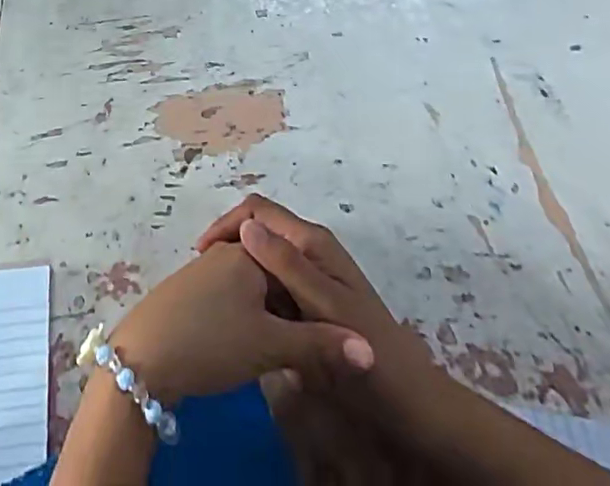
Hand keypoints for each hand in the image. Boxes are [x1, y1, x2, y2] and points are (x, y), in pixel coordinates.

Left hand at [105, 242, 374, 404]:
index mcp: (248, 252)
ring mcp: (204, 270)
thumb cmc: (210, 341)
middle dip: (291, 309)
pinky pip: (231, 298)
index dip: (314, 298)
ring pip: (253, 289)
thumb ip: (322, 345)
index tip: (322, 332)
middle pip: (275, 275)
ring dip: (268, 317)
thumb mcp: (271, 346)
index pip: (296, 263)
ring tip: (275, 351)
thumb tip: (373, 353)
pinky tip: (245, 348)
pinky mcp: (189, 291)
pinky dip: (245, 319)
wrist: (143, 357)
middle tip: (300, 348)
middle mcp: (225, 252)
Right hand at [197, 195, 436, 389]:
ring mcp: (310, 272)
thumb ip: (286, 265)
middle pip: (258, 228)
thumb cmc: (365, 347)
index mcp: (312, 242)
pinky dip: (253, 288)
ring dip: (239, 268)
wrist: (407, 399)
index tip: (201, 254)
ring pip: (262, 254)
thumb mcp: (322, 305)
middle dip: (229, 245)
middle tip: (203, 276)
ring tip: (216, 294)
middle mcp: (309, 248)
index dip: (227, 224)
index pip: (258, 210)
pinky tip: (242, 312)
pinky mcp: (308, 295)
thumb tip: (246, 225)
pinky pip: (271, 279)